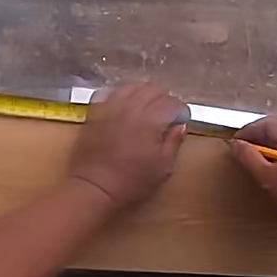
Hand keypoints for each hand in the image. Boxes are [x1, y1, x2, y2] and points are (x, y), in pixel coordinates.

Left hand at [68, 83, 189, 208]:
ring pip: (130, 87)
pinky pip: (108, 94)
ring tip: (146, 106)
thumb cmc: (133, 182)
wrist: (94, 189)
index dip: (180, 109)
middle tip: (166, 112)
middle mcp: (130, 109)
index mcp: (150, 121)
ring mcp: (110, 109)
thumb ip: (174, 142)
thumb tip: (180, 125)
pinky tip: (123, 105)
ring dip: (142, 93)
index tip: (182, 119)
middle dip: (163, 98)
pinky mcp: (94, 114)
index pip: (171, 103)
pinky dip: (120, 95)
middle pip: (151, 89)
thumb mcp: (163, 168)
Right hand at [229, 117, 276, 238]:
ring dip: (268, 147)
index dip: (249, 130)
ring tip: (253, 160)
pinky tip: (270, 168)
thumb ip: (249, 158)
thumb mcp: (267, 179)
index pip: (270, 124)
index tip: (235, 143)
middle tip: (242, 151)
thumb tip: (235, 144)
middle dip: (258, 137)